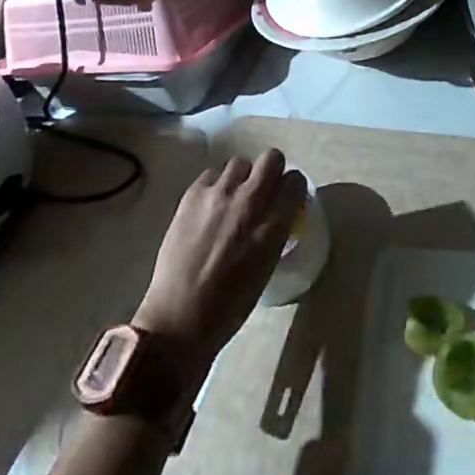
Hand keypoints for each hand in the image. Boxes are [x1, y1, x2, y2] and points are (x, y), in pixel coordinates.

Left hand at [133, 149, 303, 378]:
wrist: (179, 315)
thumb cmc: (230, 305)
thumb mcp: (266, 266)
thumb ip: (275, 232)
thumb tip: (276, 214)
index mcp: (272, 226)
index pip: (295, 182)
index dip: (292, 186)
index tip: (287, 195)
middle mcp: (249, 202)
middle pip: (271, 158)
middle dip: (272, 169)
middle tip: (264, 188)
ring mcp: (218, 195)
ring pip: (240, 162)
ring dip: (242, 177)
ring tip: (233, 198)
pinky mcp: (192, 196)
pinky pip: (211, 175)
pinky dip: (215, 186)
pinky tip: (209, 207)